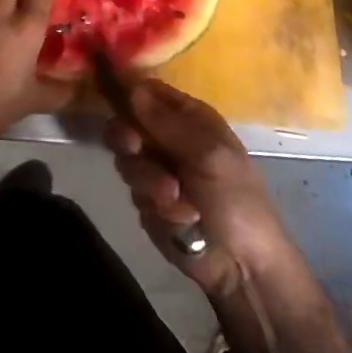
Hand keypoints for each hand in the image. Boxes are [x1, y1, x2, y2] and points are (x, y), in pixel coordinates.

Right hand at [105, 80, 299, 296]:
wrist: (242, 265)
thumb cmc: (236, 199)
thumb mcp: (209, 155)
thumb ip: (168, 122)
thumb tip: (132, 86)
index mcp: (190, 119)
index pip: (149, 91)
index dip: (127, 89)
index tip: (109, 91)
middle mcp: (169, 140)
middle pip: (126, 125)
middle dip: (127, 138)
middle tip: (134, 148)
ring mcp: (157, 171)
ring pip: (127, 162)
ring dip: (150, 182)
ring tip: (176, 200)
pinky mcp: (149, 203)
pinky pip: (135, 195)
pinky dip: (156, 208)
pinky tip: (180, 222)